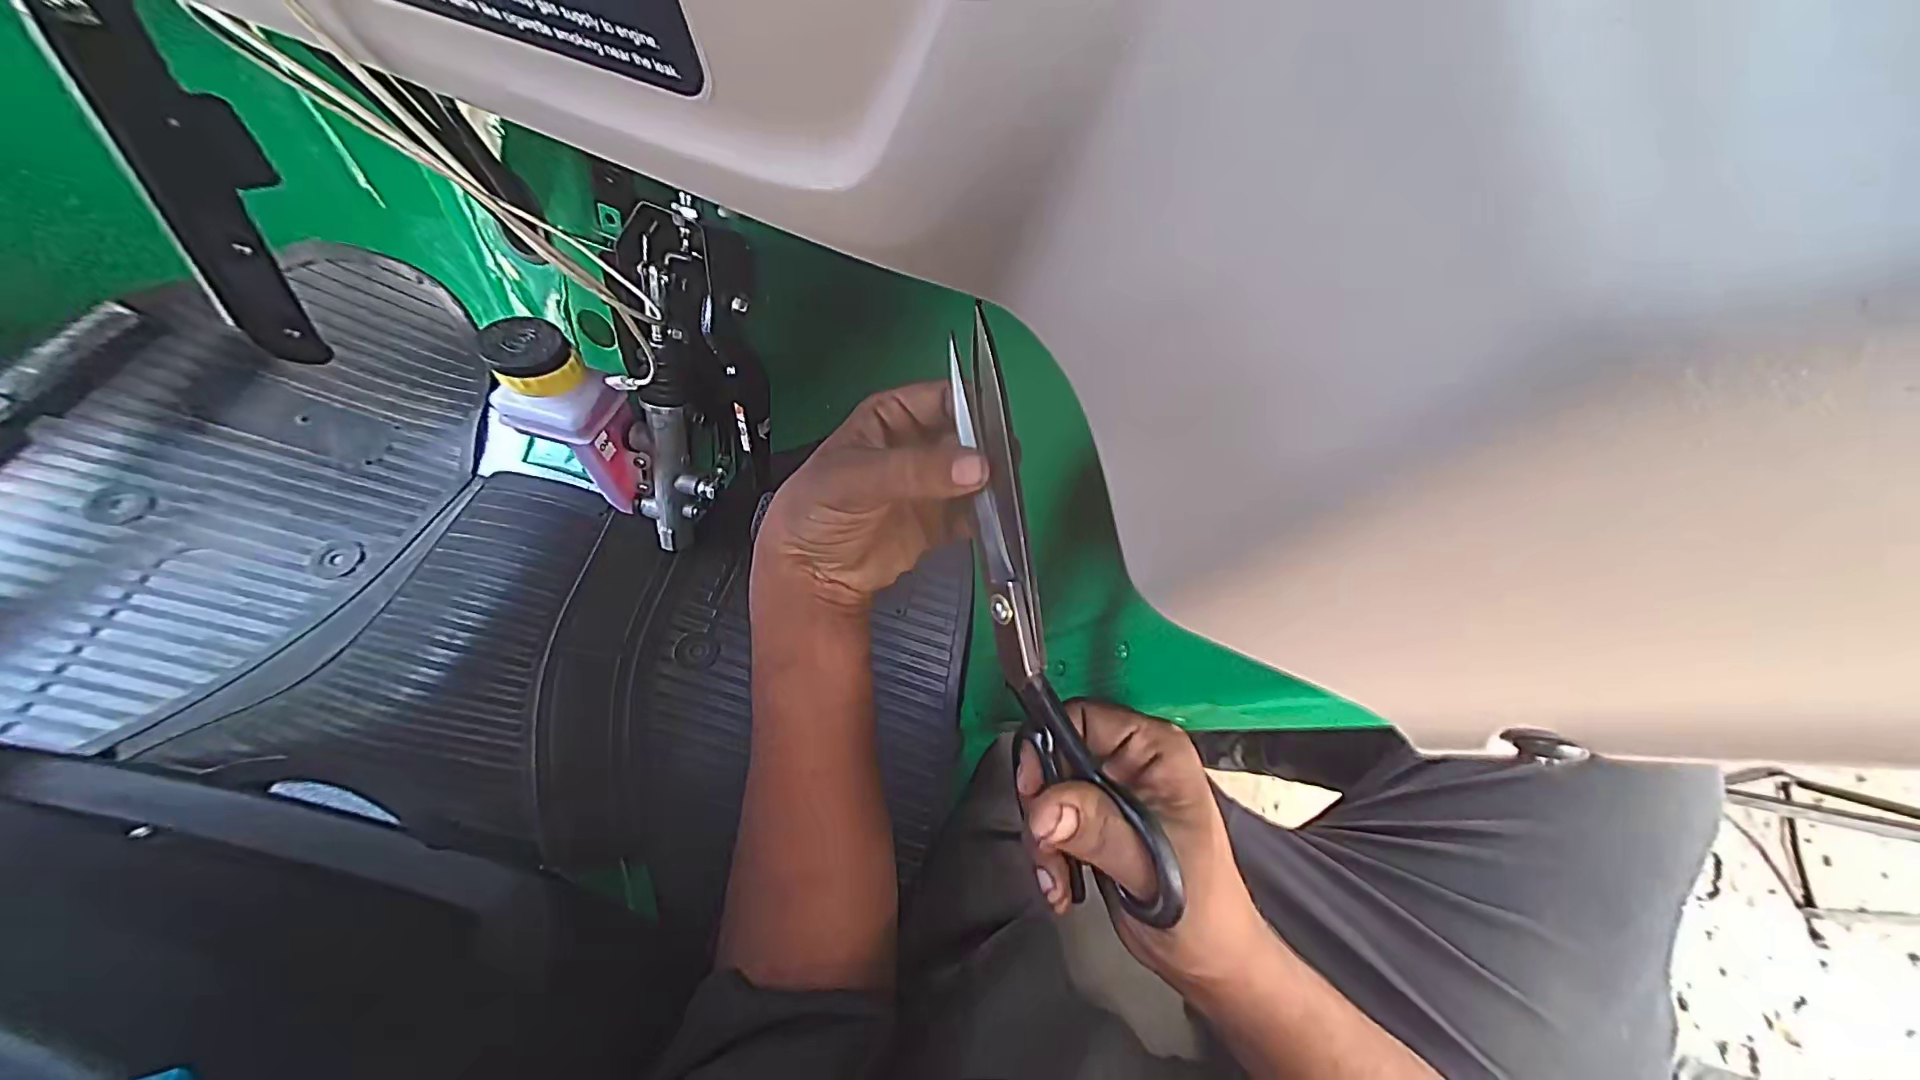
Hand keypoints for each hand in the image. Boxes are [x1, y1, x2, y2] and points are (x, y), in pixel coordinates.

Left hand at [755, 381, 987, 610]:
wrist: (809, 570)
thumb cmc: (817, 506)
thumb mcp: (859, 477)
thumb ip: (916, 470)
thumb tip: (976, 466)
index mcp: (894, 415)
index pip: (945, 398)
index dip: (973, 408)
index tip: (996, 429)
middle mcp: (919, 445)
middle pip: (969, 436)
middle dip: (989, 449)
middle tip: (1006, 464)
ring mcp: (932, 484)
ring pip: (976, 474)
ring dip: (993, 483)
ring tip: (1006, 493)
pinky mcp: (941, 521)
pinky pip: (974, 512)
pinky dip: (988, 516)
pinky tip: (997, 521)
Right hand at [1019, 701, 1277, 995]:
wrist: (1209, 959)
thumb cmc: (1204, 913)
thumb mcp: (1148, 868)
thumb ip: (1097, 829)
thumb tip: (1045, 805)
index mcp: (1158, 752)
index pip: (1083, 717)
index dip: (1049, 748)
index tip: (1034, 792)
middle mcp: (1134, 760)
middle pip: (1057, 753)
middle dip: (1043, 805)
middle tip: (1047, 845)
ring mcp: (1115, 787)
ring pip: (1049, 788)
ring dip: (1044, 837)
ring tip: (1059, 876)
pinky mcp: (1100, 815)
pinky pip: (1052, 816)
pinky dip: (1048, 850)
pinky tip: (1063, 882)